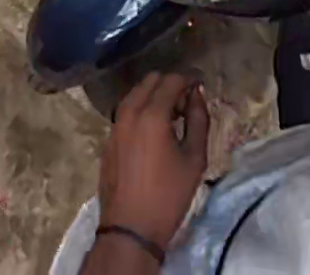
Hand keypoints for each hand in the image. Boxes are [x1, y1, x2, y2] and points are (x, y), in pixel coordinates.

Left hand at [98, 73, 209, 252]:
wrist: (129, 231)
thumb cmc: (167, 196)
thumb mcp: (194, 159)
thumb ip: (199, 119)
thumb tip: (196, 95)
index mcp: (152, 114)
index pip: (172, 80)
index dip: (189, 77)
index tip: (201, 84)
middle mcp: (129, 112)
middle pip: (151, 80)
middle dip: (171, 84)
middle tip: (186, 102)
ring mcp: (115, 125)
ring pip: (136, 93)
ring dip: (155, 95)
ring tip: (171, 116)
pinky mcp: (108, 139)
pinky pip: (126, 111)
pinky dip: (142, 109)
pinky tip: (153, 131)